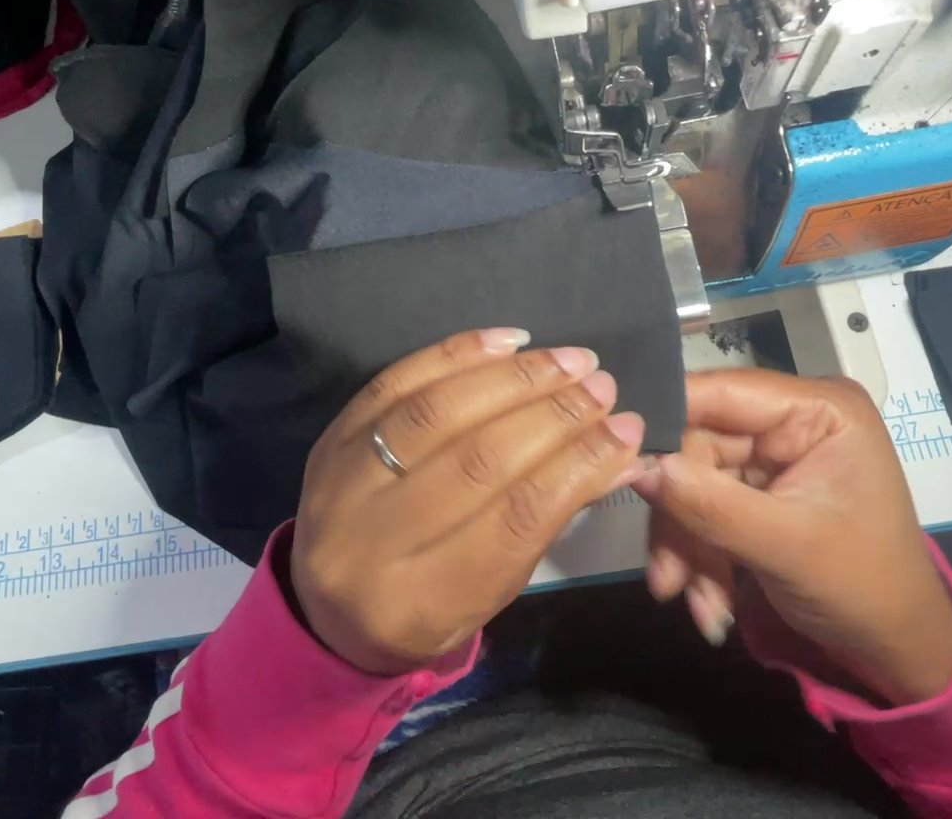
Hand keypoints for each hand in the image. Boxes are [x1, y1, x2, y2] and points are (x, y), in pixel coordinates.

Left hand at [291, 328, 646, 674]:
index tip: (624, 429)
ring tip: (568, 361)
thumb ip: (549, 520)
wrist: (327, 608)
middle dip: (552, 416)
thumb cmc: (427, 610)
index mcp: (421, 602)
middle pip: (477, 461)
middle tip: (601, 386)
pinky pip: (397, 380)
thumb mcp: (493, 590)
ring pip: (436, 413)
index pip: (515, 521)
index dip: (577, 468)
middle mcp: (374, 540)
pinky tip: (508, 341)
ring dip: (513, 379)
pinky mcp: (332, 436)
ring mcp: (343, 481)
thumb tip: (619, 451)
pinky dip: (458, 354)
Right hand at [633, 370, 951, 705]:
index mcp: (818, 409)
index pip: (722, 394)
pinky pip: (702, 505)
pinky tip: (705, 600)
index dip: (666, 420)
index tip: (617, 458)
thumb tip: (642, 469)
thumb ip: (712, 505)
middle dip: (680, 515)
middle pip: (698, 445)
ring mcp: (770, 454)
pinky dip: (697, 551)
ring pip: (691, 480)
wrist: (896, 648)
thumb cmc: (864, 588)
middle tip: (666, 577)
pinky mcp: (754, 488)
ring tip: (687, 599)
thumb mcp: (788, 547)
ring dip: (684, 543)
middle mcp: (789, 419)